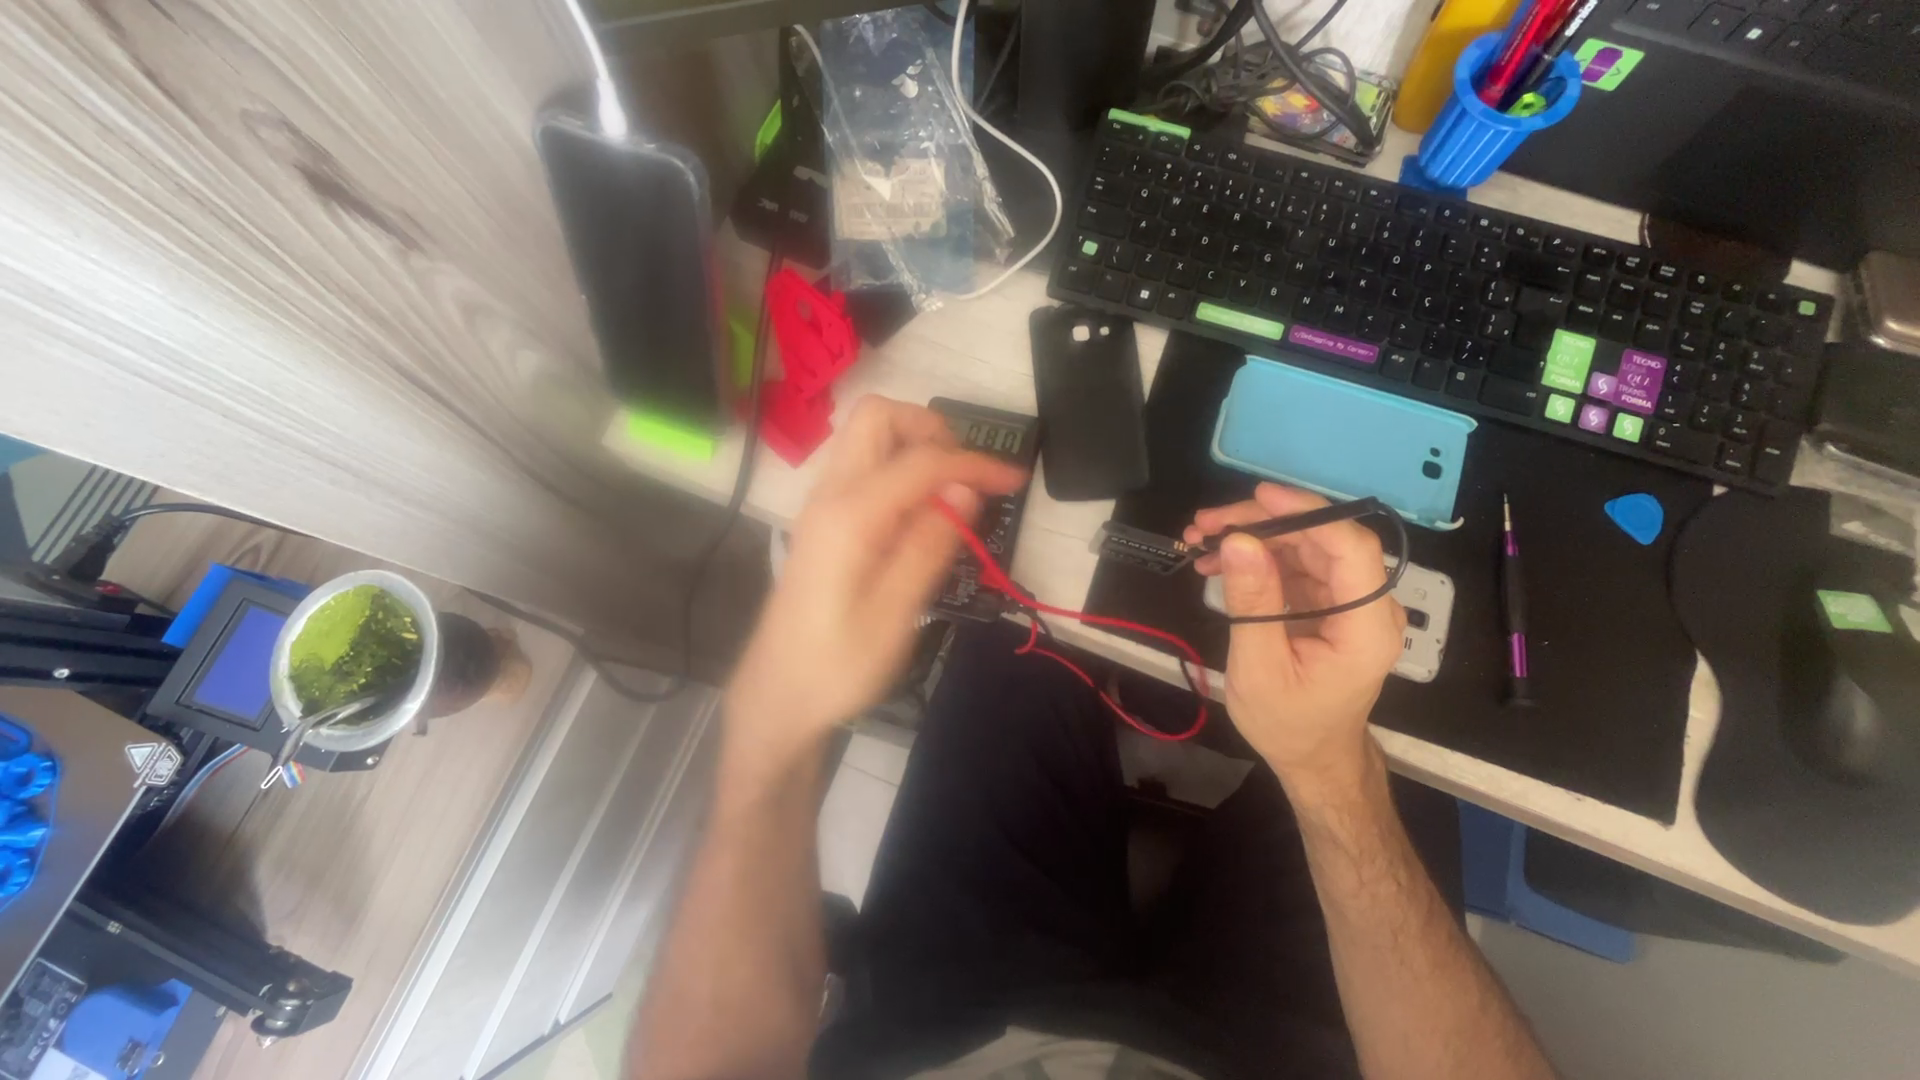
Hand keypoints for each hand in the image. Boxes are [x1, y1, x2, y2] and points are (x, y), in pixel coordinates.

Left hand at [726, 396, 1025, 751]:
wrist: (779, 695)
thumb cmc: (838, 666)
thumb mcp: (894, 615)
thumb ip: (929, 546)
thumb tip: (966, 490)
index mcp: (850, 516)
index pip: (922, 461)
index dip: (974, 463)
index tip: (1014, 481)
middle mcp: (830, 495)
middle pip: (878, 417)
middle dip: (932, 431)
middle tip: (968, 478)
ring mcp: (822, 505)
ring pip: (868, 437)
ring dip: (914, 447)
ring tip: (951, 497)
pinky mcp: (824, 521)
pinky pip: (863, 468)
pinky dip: (899, 471)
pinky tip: (920, 517)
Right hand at [1184, 483, 1403, 790]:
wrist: (1311, 757)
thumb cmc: (1288, 724)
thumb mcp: (1259, 668)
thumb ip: (1252, 602)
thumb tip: (1239, 542)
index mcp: (1367, 627)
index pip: (1351, 548)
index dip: (1309, 513)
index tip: (1258, 496)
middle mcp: (1368, 606)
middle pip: (1322, 540)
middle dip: (1264, 522)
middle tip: (1207, 522)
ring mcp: (1348, 603)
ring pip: (1304, 546)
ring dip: (1254, 536)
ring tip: (1201, 536)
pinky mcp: (1327, 604)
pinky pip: (1294, 565)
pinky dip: (1256, 558)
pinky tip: (1216, 560)